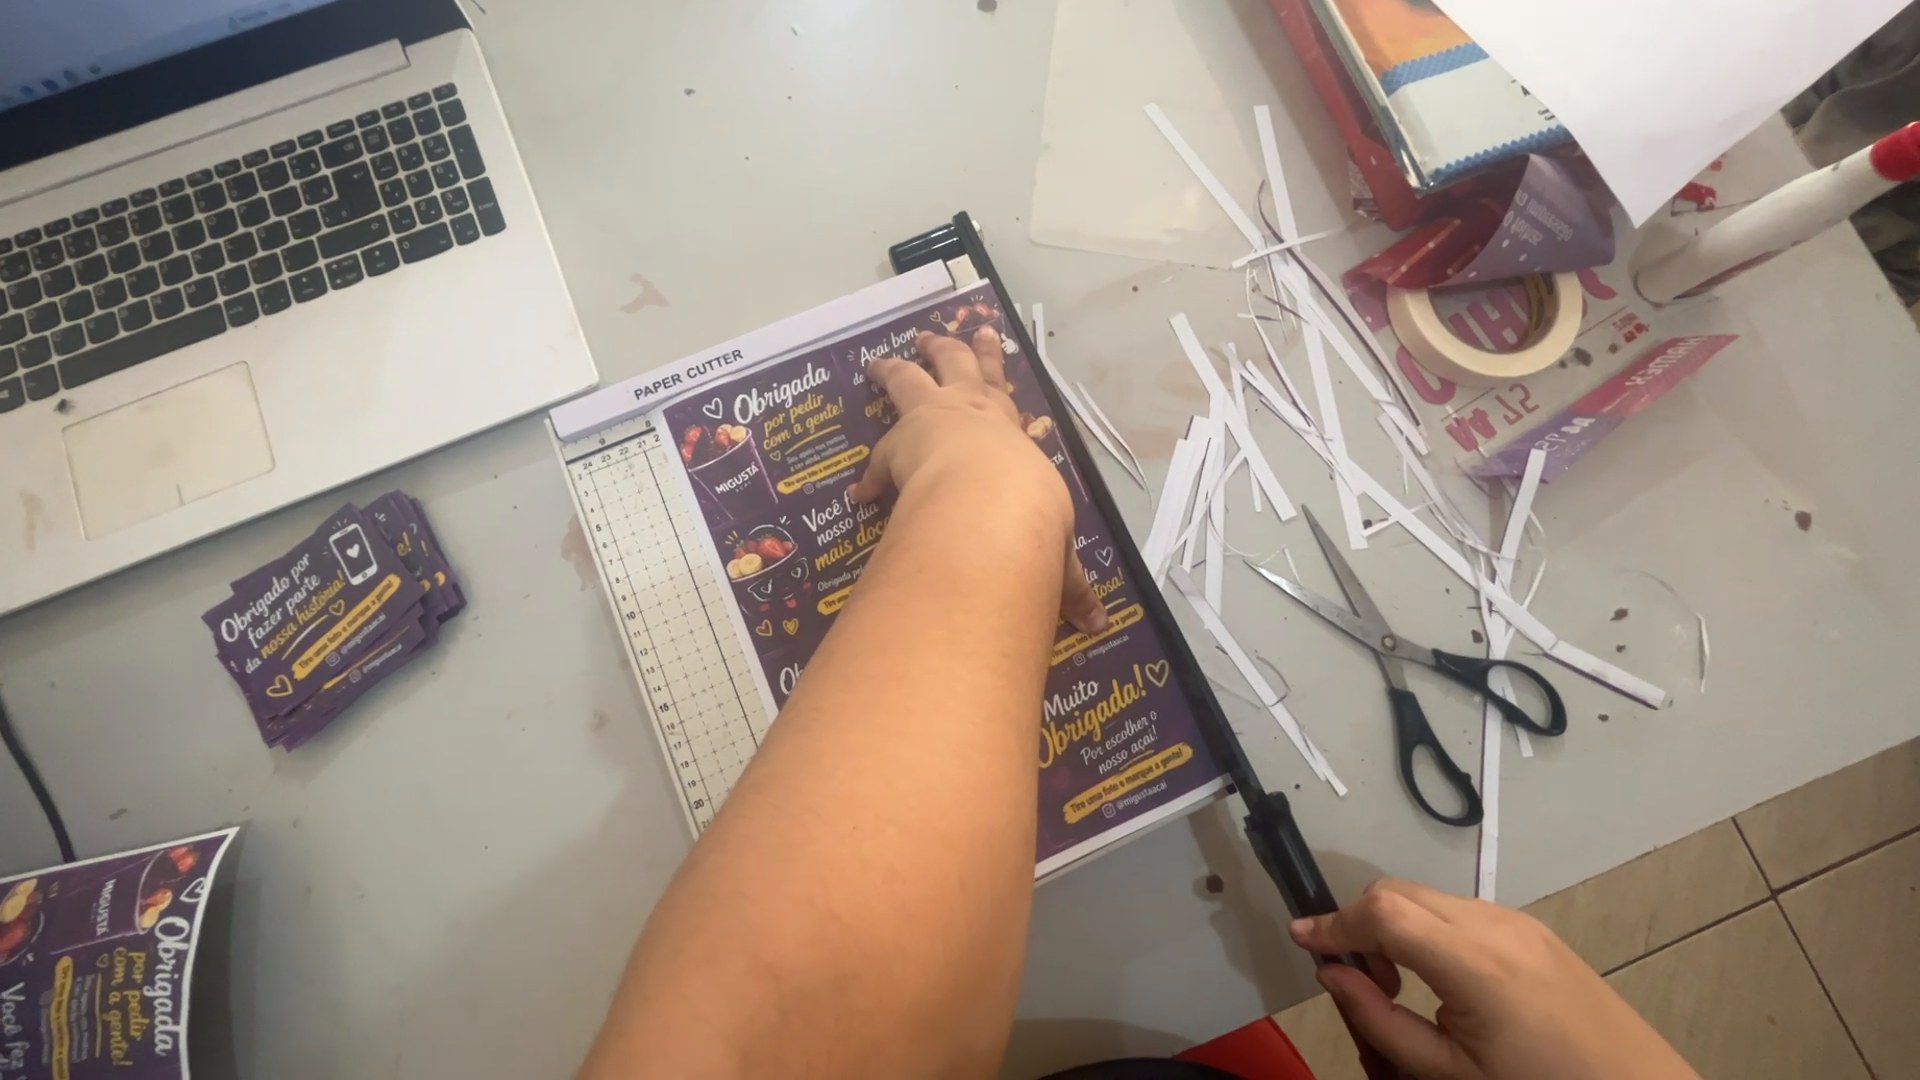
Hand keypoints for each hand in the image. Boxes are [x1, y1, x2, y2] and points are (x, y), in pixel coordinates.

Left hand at [850, 327, 1106, 634]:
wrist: (992, 497)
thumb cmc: (1029, 510)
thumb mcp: (1054, 546)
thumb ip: (1069, 585)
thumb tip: (1098, 627)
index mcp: (1010, 432)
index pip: (1003, 397)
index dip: (994, 376)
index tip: (988, 352)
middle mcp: (976, 414)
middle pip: (962, 368)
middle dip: (953, 350)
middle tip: (937, 335)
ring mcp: (939, 415)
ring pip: (918, 377)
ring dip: (903, 367)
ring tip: (886, 357)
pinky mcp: (905, 433)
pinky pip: (879, 448)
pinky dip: (870, 470)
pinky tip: (857, 491)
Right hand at [1289, 879, 1700, 1079]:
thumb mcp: (1454, 1078)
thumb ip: (1381, 1022)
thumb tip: (1331, 974)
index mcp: (1476, 964)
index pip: (1382, 913)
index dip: (1333, 922)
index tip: (1301, 938)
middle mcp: (1494, 925)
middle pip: (1397, 892)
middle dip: (1360, 922)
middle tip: (1360, 976)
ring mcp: (1517, 923)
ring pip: (1424, 896)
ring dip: (1393, 923)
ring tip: (1399, 981)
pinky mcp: (1533, 931)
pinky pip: (1456, 910)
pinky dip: (1426, 927)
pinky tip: (1440, 976)